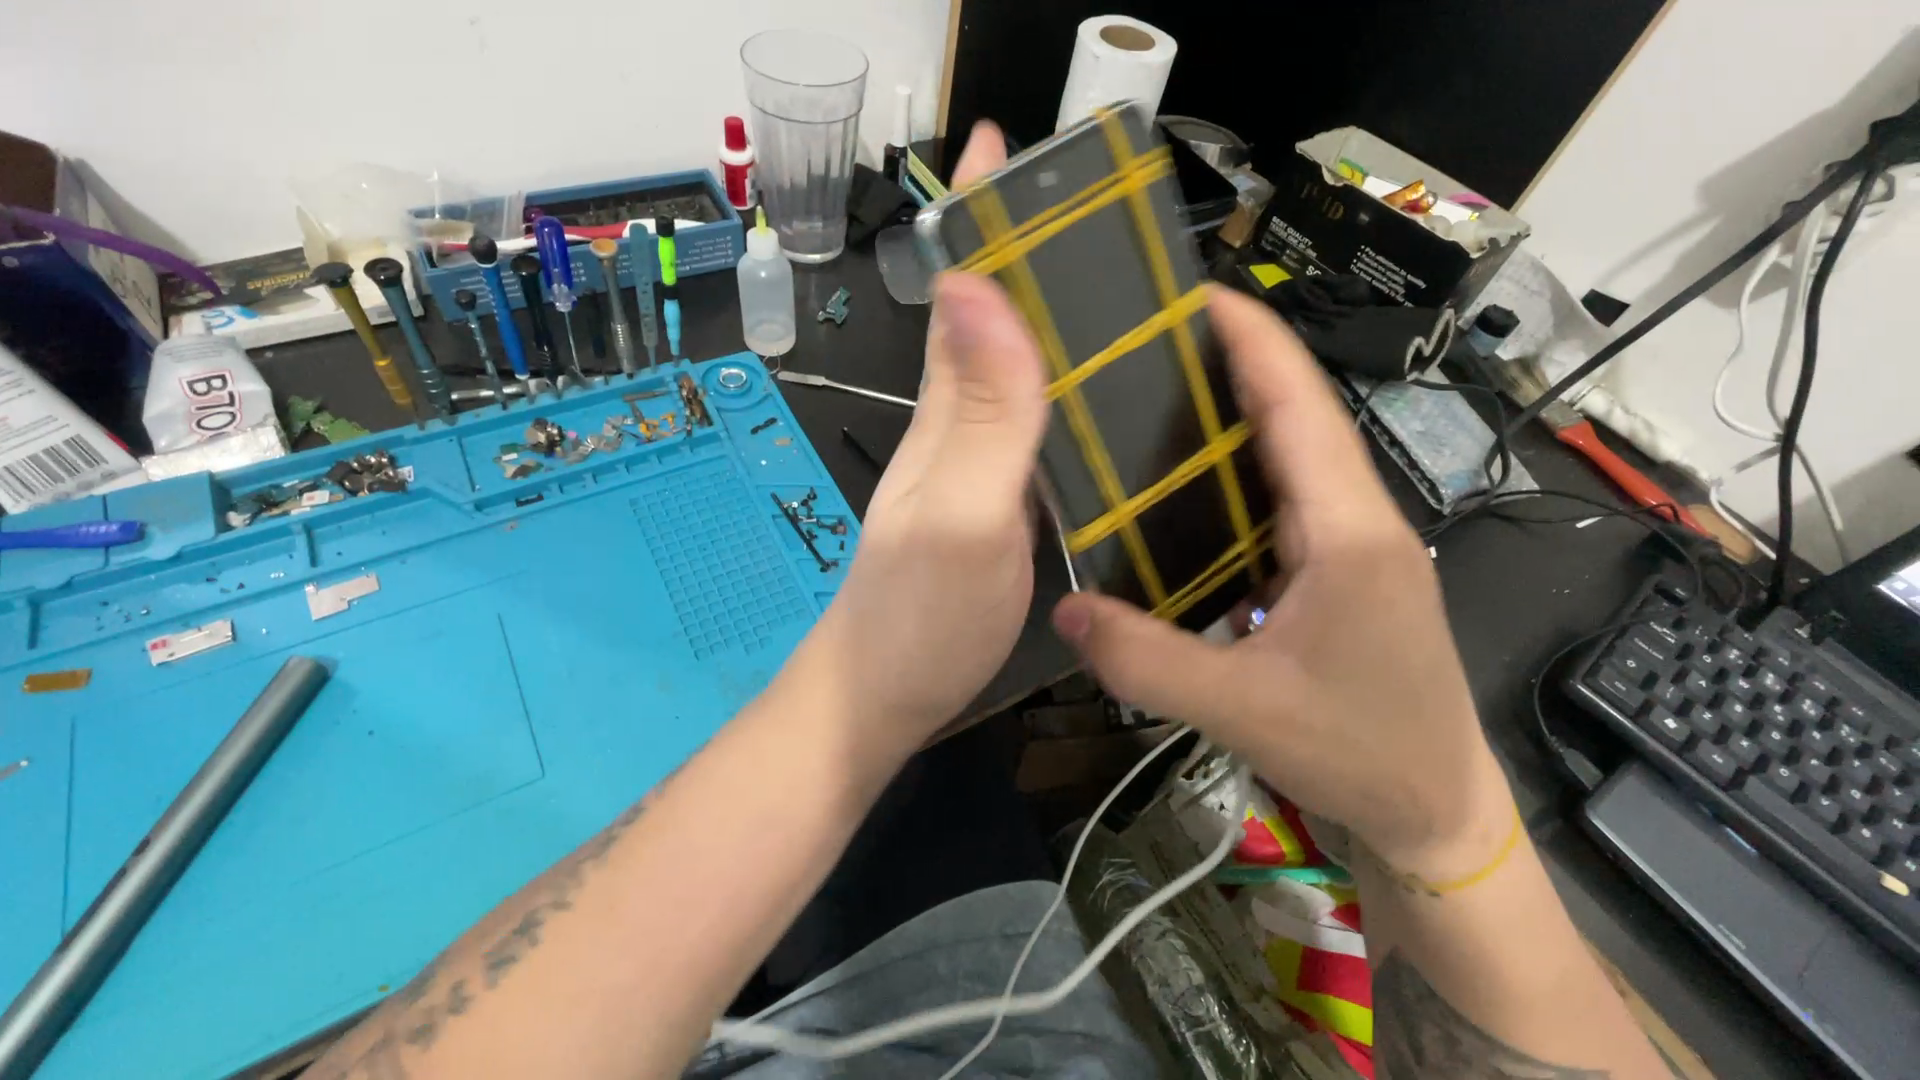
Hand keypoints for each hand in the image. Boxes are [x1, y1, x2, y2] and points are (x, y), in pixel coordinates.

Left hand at [796, 123, 1050, 747]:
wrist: (883, 700)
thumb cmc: (919, 615)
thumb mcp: (961, 512)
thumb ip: (983, 411)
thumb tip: (980, 286)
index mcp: (948, 411)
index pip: (959, 292)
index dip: (973, 217)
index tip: (998, 143)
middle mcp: (958, 426)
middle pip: (992, 322)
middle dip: (1031, 254)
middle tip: (1097, 215)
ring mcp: (975, 469)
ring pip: (1017, 374)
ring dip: (1053, 322)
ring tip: (1121, 294)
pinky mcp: (996, 509)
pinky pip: (1036, 431)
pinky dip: (1067, 396)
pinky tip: (1106, 401)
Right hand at [1051, 288, 1514, 876]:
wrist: (1437, 807)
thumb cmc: (1359, 750)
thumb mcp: (1243, 710)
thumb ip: (1148, 662)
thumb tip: (1066, 609)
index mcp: (1347, 530)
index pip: (1298, 406)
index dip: (1252, 340)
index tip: (1193, 294)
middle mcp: (1356, 520)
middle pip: (1293, 419)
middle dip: (1228, 366)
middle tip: (1143, 344)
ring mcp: (1353, 547)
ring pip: (1288, 461)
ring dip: (1231, 422)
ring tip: (1151, 400)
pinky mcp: (1340, 574)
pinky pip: (1282, 506)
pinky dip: (1235, 481)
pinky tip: (1182, 493)